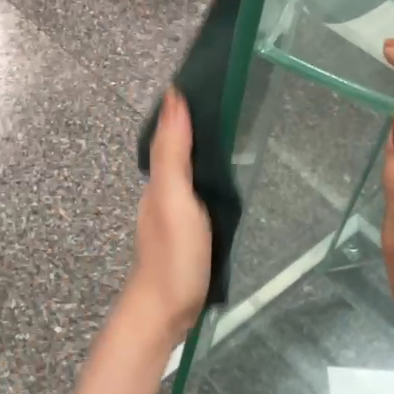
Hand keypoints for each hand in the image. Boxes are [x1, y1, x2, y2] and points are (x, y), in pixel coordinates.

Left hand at [124, 88, 212, 345]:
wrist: (166, 313)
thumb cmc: (173, 254)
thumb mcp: (174, 197)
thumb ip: (173, 152)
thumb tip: (172, 98)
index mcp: (160, 182)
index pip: (170, 133)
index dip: (183, 109)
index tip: (207, 81)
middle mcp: (162, 195)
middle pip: (178, 151)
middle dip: (196, 127)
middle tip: (230, 104)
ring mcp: (173, 219)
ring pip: (186, 175)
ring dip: (202, 154)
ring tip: (234, 136)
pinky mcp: (187, 239)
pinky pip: (197, 198)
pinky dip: (209, 183)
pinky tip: (226, 186)